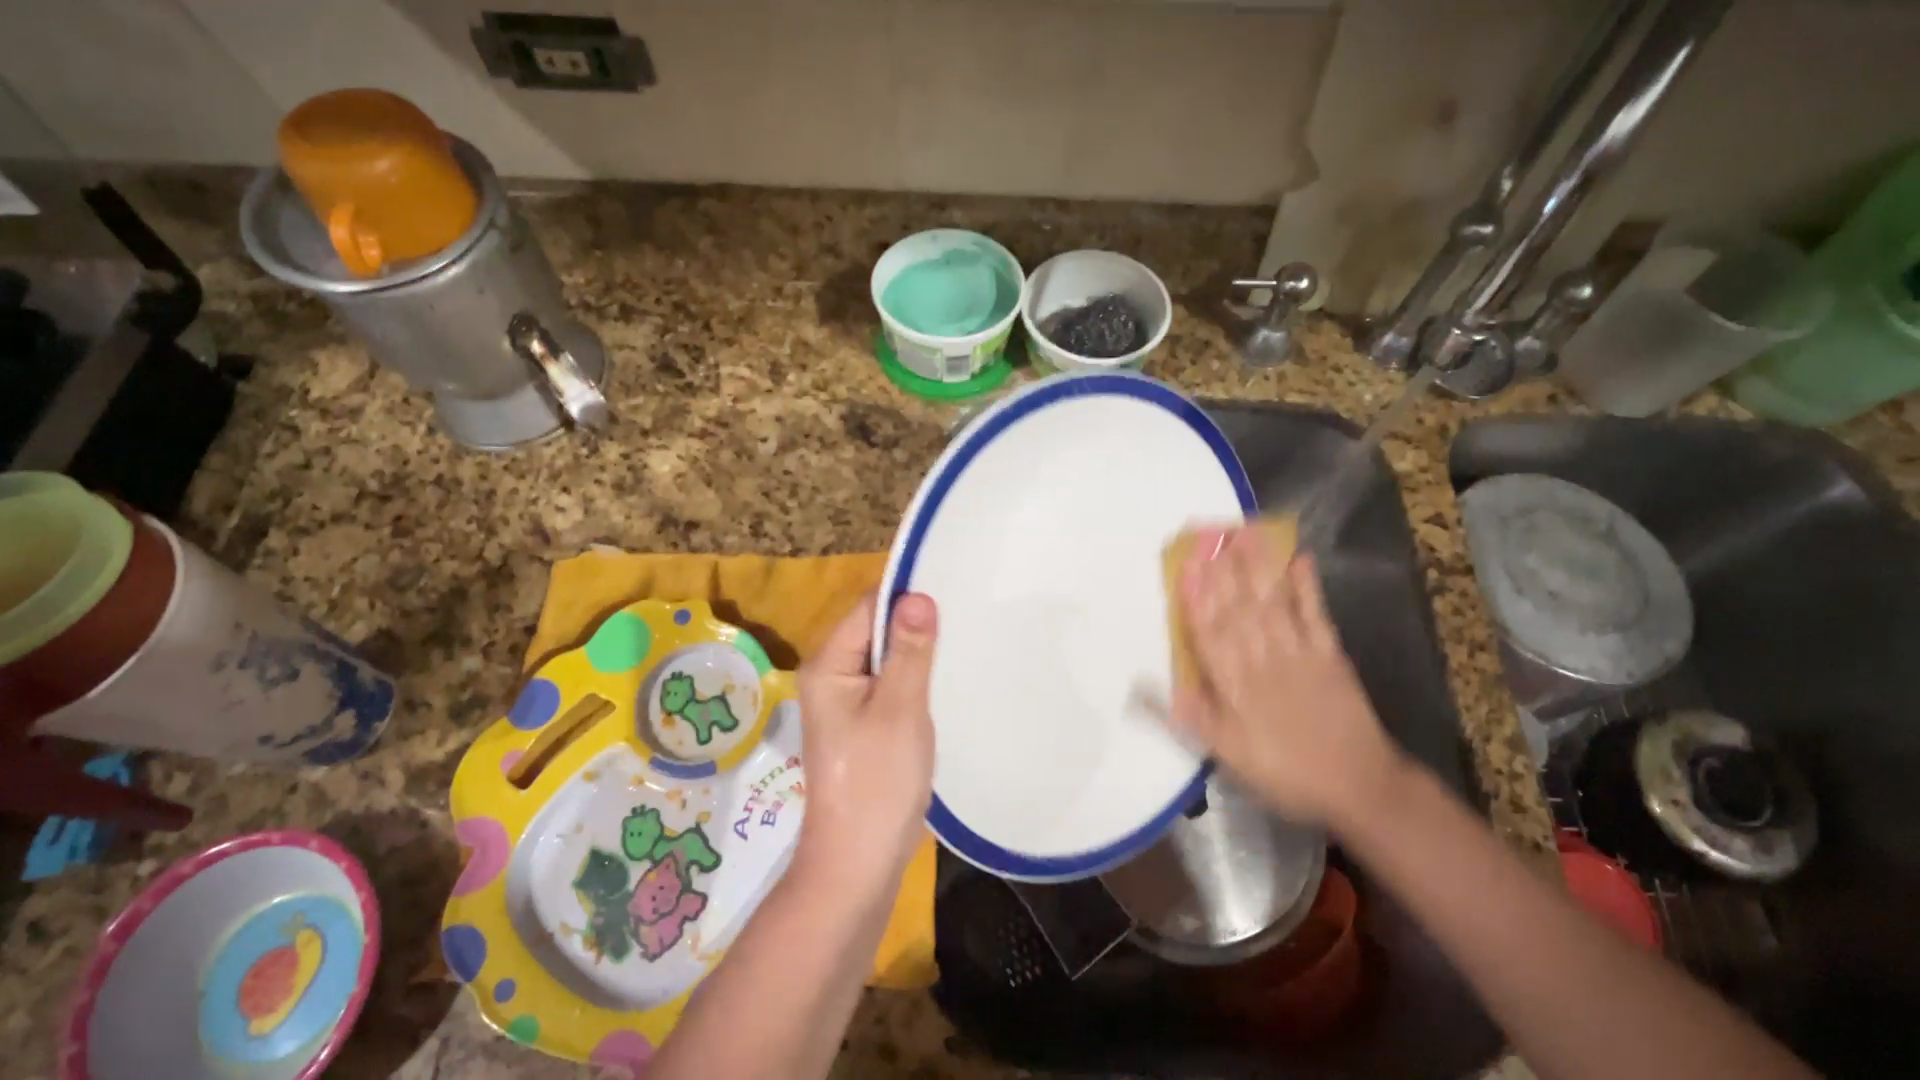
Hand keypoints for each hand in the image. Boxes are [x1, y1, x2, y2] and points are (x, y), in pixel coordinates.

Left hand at [793, 590, 937, 889]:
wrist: (859, 862)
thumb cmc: (878, 783)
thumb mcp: (899, 711)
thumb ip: (908, 652)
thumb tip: (917, 594)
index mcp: (828, 666)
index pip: (868, 608)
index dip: (906, 594)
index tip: (953, 586)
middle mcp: (830, 678)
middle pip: (875, 631)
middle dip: (916, 622)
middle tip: (968, 613)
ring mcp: (846, 705)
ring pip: (886, 660)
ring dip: (918, 653)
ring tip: (965, 641)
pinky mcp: (863, 727)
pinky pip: (890, 687)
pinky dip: (915, 680)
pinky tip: (946, 680)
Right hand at [1173, 527, 1404, 827]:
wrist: (1359, 786)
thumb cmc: (1284, 773)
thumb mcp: (1227, 755)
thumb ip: (1191, 715)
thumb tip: (1144, 685)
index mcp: (1235, 686)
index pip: (1209, 634)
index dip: (1197, 598)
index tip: (1186, 564)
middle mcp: (1264, 660)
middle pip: (1238, 610)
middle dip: (1222, 570)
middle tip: (1209, 532)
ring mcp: (1300, 654)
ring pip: (1271, 604)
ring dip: (1256, 567)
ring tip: (1243, 532)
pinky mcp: (1331, 657)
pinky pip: (1316, 616)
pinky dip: (1307, 587)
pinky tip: (1299, 558)